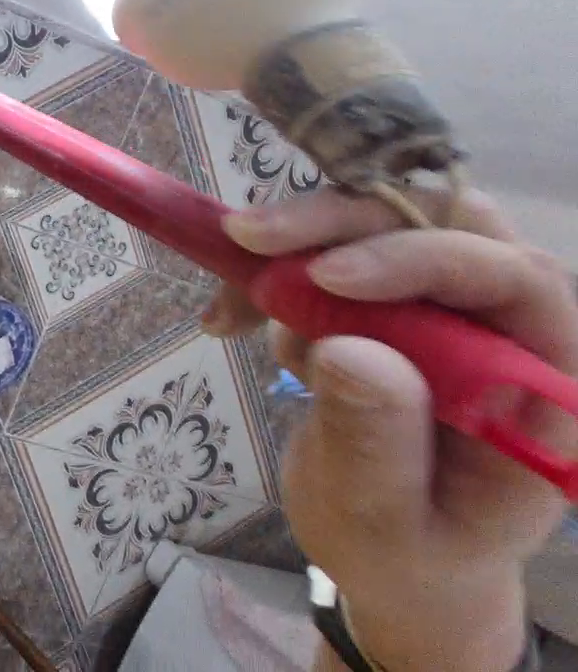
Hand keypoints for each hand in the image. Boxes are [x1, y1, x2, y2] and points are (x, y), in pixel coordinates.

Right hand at [211, 189, 575, 670]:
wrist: (391, 552)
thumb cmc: (405, 548)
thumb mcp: (384, 513)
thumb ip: (377, 438)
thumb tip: (345, 349)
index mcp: (543, 383)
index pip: (508, 278)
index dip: (416, 259)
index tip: (321, 275)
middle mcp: (504, 329)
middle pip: (441, 222)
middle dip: (338, 220)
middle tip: (245, 236)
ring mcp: (439, 312)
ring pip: (376, 224)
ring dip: (292, 243)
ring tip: (235, 305)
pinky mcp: (378, 307)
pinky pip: (317, 254)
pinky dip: (260, 272)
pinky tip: (227, 321)